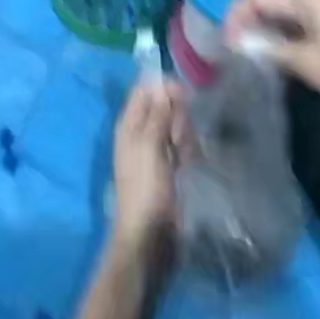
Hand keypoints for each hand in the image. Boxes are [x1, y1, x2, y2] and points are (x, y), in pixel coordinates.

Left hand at [110, 76, 194, 257]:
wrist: (151, 233)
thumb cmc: (146, 188)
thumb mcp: (150, 147)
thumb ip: (157, 115)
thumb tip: (162, 85)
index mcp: (128, 124)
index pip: (144, 91)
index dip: (164, 88)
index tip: (186, 94)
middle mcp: (140, 133)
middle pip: (164, 108)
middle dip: (178, 119)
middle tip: (179, 140)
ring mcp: (156, 151)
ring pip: (177, 128)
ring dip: (185, 139)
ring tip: (184, 158)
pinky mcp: (171, 167)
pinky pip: (184, 149)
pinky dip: (189, 154)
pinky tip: (190, 166)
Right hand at [223, 0, 319, 136]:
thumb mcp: (306, 63)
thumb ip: (267, 47)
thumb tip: (238, 41)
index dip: (236, 14)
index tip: (226, 41)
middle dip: (248, 11)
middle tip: (233, 38)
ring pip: (287, 1)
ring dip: (266, 17)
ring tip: (250, 42)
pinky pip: (303, 11)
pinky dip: (284, 23)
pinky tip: (277, 43)